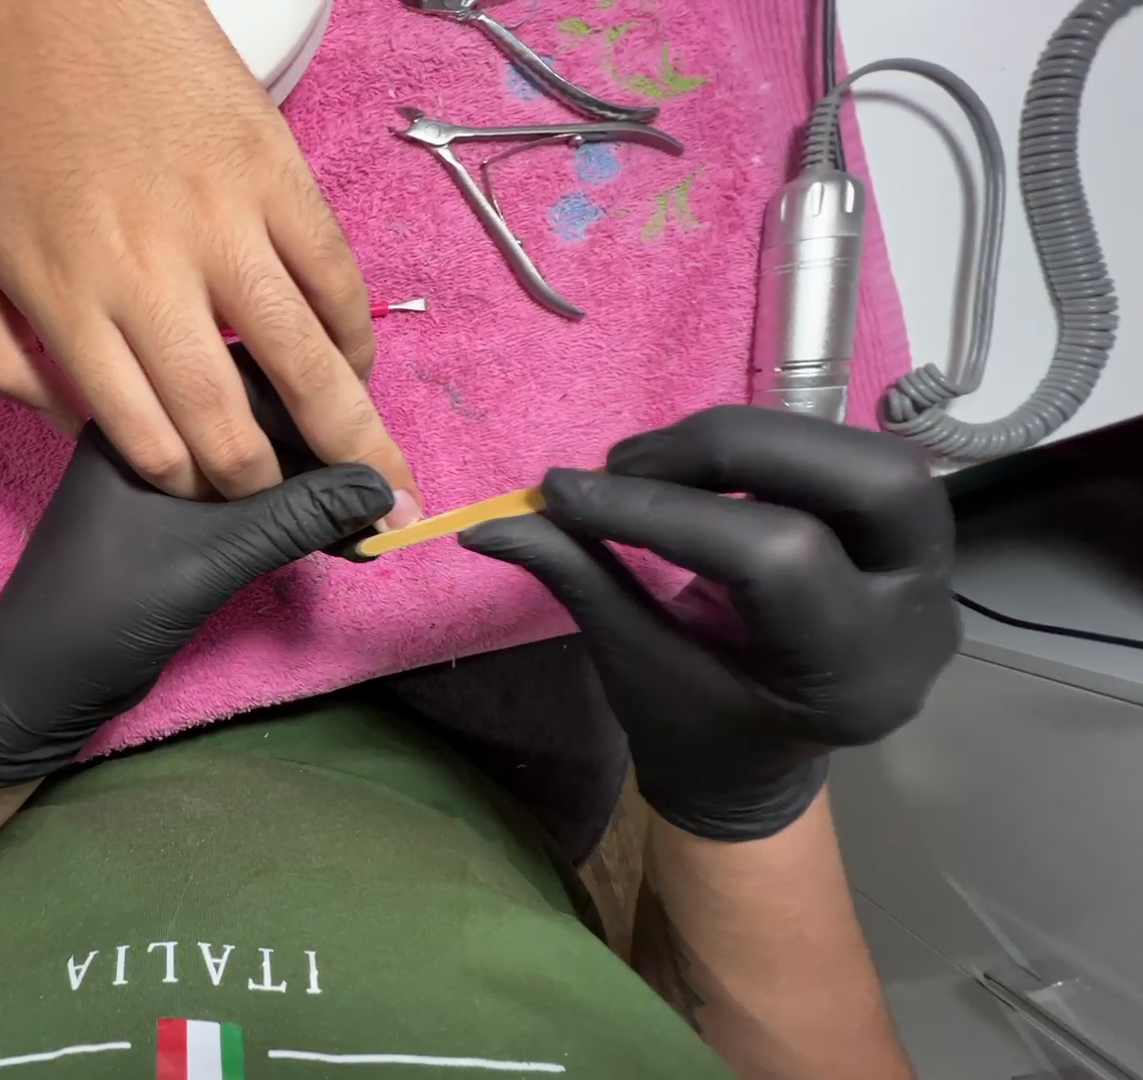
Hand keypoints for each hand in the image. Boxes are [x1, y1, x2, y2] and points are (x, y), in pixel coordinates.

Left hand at [0, 0, 418, 522]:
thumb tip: (76, 433)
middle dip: (272, 490)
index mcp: (73, 310)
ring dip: (345, 435)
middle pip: (233, 426)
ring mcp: (224, 225)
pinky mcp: (276, 173)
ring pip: (304, 363)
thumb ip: (3, 364)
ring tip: (372, 473)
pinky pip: (337, 280)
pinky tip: (352, 364)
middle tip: (302, 513)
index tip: (212, 499)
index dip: (192, 491)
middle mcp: (153, 281)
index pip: (155, 444)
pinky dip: (354, 337)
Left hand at [0, 425, 392, 787]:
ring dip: (314, 494)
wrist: (38, 684)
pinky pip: (246, 503)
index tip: (386, 461)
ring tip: (365, 527)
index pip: (253, 389)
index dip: (326, 417)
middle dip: (328, 461)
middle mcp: (156, 433)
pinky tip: (330, 536)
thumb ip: (294, 517)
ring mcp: (167, 479)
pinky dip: (290, 518)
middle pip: (263, 425)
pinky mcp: (176, 522)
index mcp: (146, 418)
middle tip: (386, 501)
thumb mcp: (207, 559)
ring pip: (260, 466)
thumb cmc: (107, 610)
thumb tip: (384, 489)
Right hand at [461, 407, 958, 839]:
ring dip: (744, 440)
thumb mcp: (625, 661)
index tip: (560, 496)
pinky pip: (842, 463)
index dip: (658, 511)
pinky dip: (755, 450)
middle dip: (733, 450)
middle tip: (624, 464)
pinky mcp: (908, 544)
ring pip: (870, 456)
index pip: (772, 558)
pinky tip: (688, 470)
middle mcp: (919, 617)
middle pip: (872, 481)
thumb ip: (573, 578)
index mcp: (846, 676)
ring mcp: (933, 574)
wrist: (752, 760)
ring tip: (647, 464)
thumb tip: (488, 527)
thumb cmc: (688, 727)